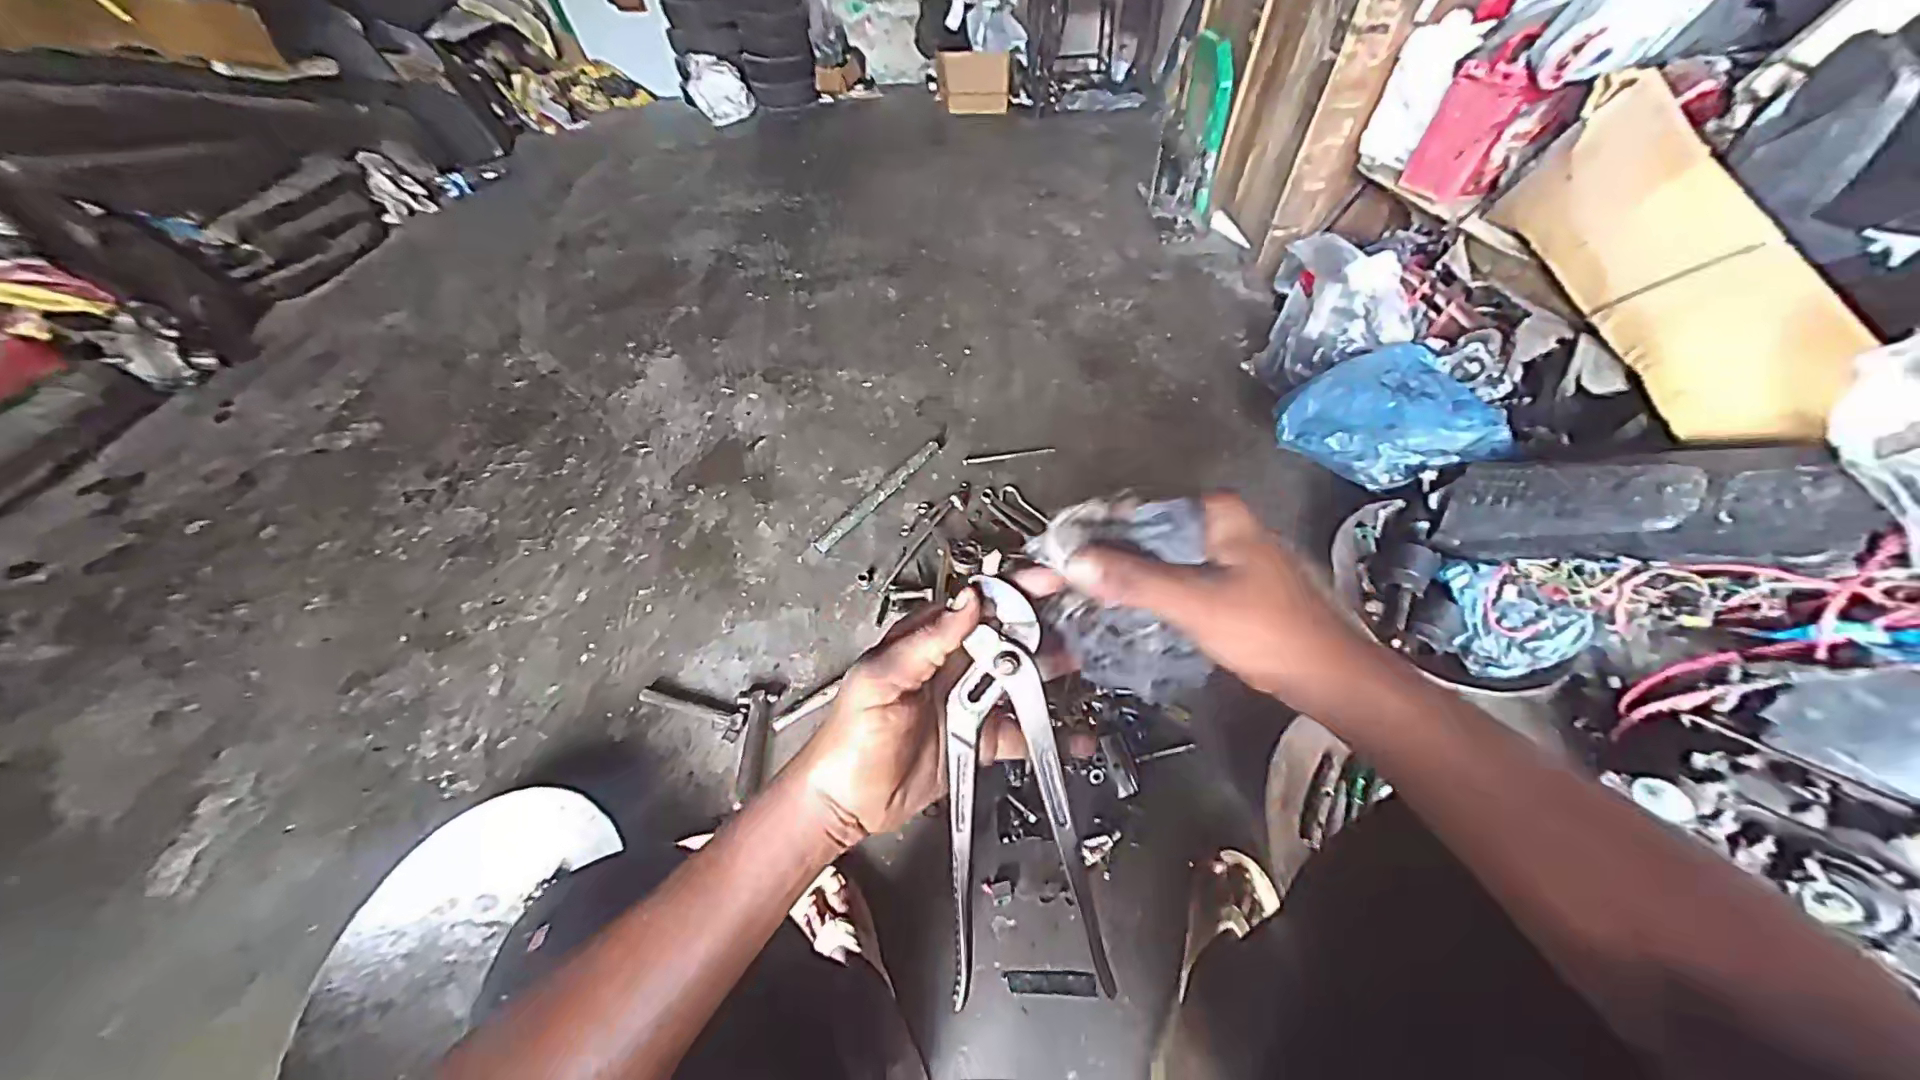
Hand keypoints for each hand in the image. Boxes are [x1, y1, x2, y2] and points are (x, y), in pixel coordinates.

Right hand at [1059, 493, 1379, 703]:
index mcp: (1218, 514)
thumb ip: (1134, 579)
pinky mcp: (1221, 584)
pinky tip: (1121, 604)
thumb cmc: (1271, 631)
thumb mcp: (1194, 602)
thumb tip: (1078, 562)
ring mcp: (1221, 555)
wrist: (1324, 676)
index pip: (1141, 510)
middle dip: (1107, 554)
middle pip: (1146, 534)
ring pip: (1157, 558)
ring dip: (1124, 574)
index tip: (1065, 550)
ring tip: (1083, 589)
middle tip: (1067, 574)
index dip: (1099, 530)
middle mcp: (1219, 526)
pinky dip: (1145, 589)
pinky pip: (1170, 578)